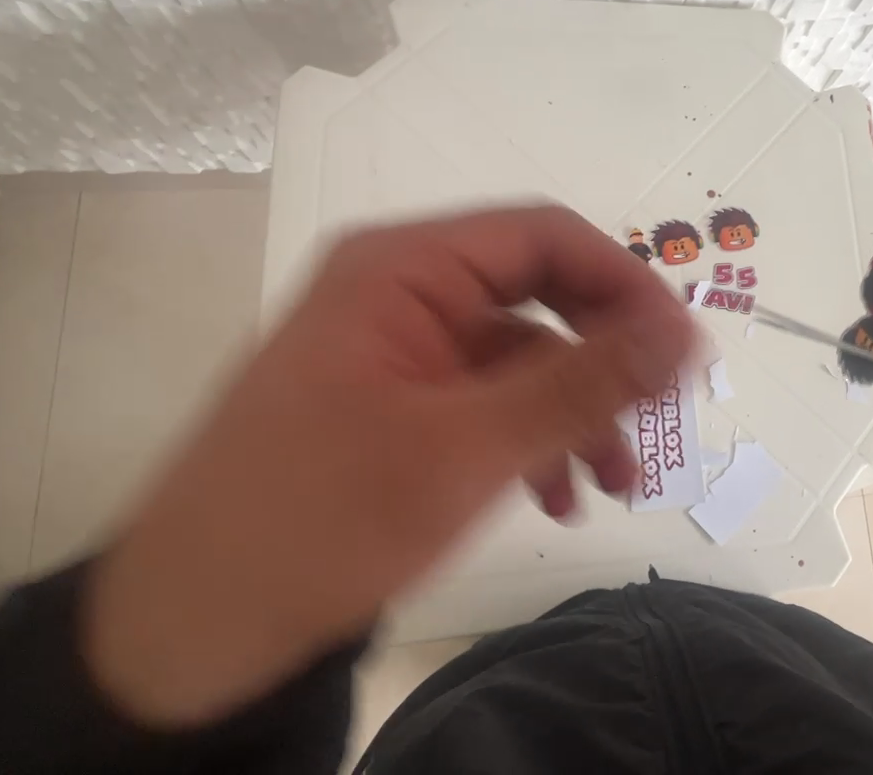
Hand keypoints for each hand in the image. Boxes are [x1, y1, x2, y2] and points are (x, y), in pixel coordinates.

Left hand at [82, 207, 695, 726]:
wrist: (186, 635)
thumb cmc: (318, 522)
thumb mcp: (467, 450)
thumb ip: (583, 383)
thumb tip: (686, 333)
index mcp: (405, 269)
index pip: (545, 238)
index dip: (625, 283)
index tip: (681, 349)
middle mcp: (405, 292)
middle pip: (541, 297)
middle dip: (606, 362)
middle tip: (659, 415)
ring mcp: (403, 350)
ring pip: (525, 358)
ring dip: (579, 414)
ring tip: (616, 484)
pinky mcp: (401, 404)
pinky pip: (491, 402)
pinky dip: (535, 442)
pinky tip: (559, 499)